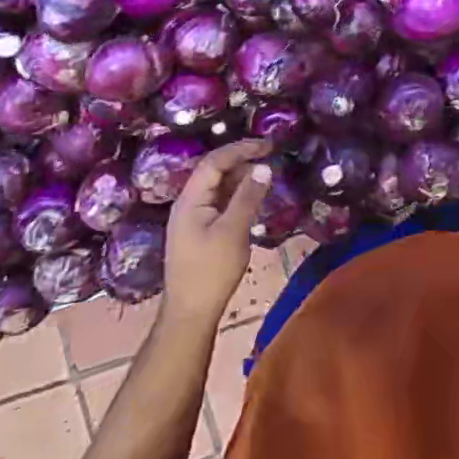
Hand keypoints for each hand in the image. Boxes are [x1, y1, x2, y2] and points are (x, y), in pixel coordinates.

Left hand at [162, 138, 273, 324]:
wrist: (190, 313)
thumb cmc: (211, 271)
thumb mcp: (233, 231)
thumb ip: (247, 197)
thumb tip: (263, 167)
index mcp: (190, 199)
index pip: (214, 162)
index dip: (240, 149)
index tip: (267, 145)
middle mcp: (188, 204)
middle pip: (214, 172)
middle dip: (241, 160)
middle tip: (270, 156)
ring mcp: (193, 218)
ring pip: (218, 187)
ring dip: (241, 178)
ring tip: (266, 174)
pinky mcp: (200, 232)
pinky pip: (220, 203)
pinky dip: (238, 195)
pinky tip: (254, 199)